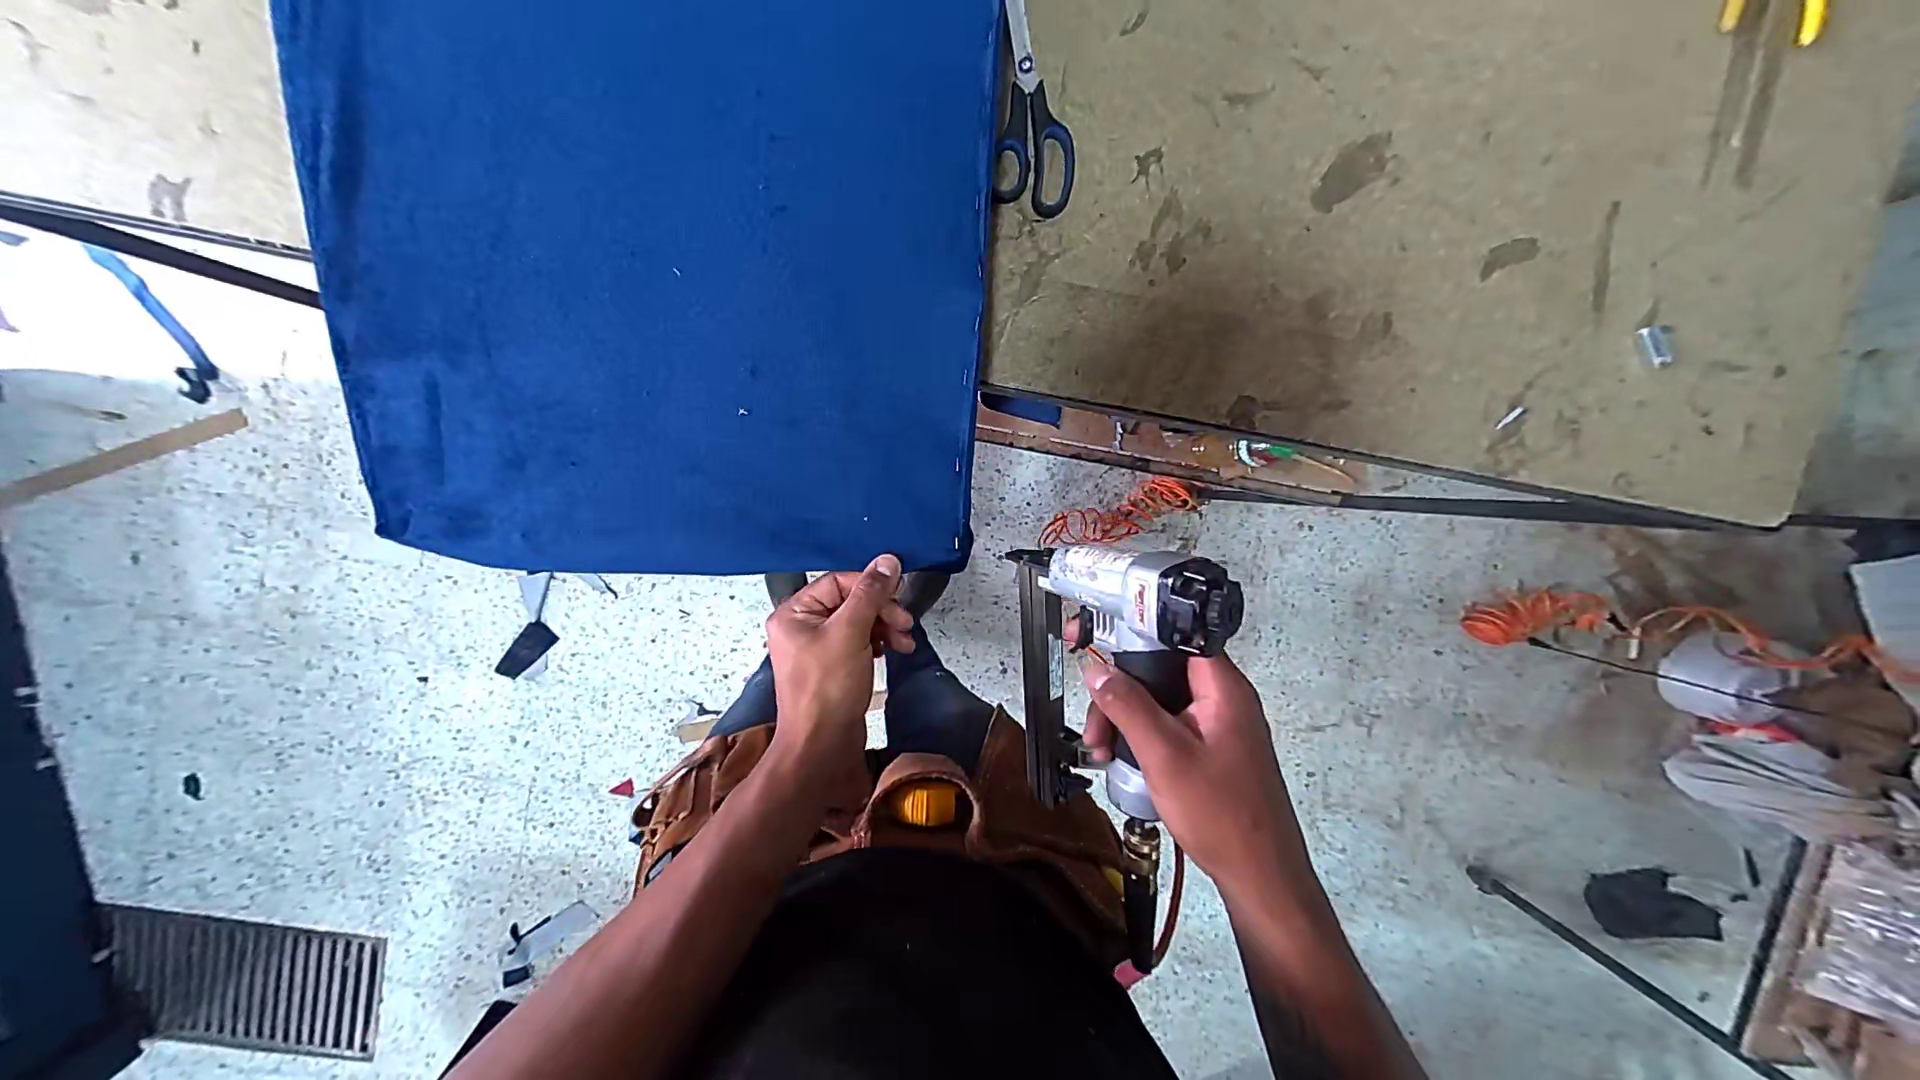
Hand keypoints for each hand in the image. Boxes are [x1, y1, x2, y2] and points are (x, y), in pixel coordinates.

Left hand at [765, 555, 915, 771]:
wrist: (822, 746)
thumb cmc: (825, 694)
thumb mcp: (850, 632)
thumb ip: (870, 594)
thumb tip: (887, 563)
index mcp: (793, 613)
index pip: (838, 581)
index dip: (870, 587)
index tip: (896, 593)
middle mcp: (801, 627)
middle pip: (850, 601)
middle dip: (881, 609)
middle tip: (902, 622)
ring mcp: (817, 648)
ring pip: (858, 621)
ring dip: (884, 626)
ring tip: (903, 639)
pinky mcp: (833, 666)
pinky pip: (859, 641)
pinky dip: (878, 642)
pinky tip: (892, 649)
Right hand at [1081, 652, 1304, 894]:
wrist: (1259, 877)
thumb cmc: (1223, 816)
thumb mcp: (1164, 755)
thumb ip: (1128, 706)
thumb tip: (1097, 670)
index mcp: (1222, 689)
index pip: (1175, 637)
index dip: (1133, 632)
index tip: (1097, 637)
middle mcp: (1222, 700)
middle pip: (1159, 672)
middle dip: (1119, 693)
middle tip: (1097, 725)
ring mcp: (1216, 725)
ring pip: (1158, 701)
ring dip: (1125, 719)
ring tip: (1103, 750)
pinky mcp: (1209, 748)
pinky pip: (1167, 726)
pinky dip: (1141, 737)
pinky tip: (1122, 759)